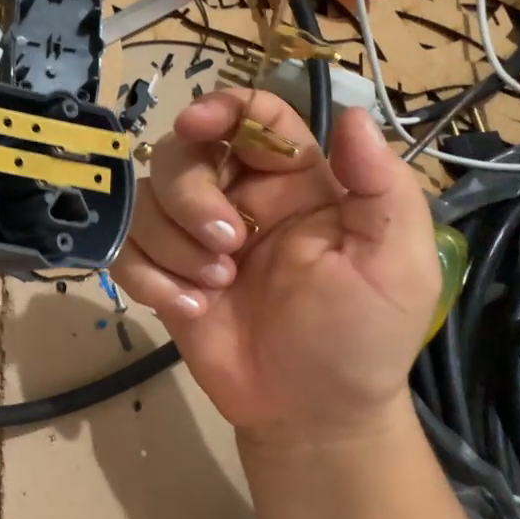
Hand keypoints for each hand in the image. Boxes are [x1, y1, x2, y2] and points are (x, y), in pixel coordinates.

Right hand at [111, 90, 439, 442]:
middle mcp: (236, 197)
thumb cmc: (361, 337)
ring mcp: (191, 236)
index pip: (251, 115)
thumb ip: (380, 185)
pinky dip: (148, 277)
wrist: (308, 411)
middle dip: (192, 197)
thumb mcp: (394, 263)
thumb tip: (353, 113)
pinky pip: (125, 249)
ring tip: (213, 289)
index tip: (195, 126)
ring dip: (174, 246)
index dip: (219, 107)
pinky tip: (187, 308)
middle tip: (228, 247)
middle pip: (181, 154)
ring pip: (146, 200)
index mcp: (293, 181)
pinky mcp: (159, 271)